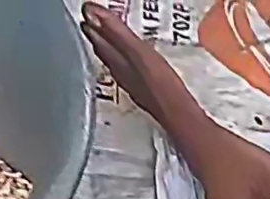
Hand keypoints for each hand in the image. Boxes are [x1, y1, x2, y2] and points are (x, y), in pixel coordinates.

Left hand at [81, 2, 188, 120]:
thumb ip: (115, 31)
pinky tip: (137, 67)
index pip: (98, 40)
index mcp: (116, 62)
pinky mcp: (149, 97)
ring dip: (115, 54)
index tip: (89, 11)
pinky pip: (134, 77)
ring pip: (118, 66)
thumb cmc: (160, 84)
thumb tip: (90, 11)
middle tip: (96, 25)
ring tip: (113, 43)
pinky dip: (131, 68)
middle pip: (106, 54)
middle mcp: (122, 76)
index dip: (93, 24)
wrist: (180, 116)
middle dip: (100, 39)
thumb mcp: (137, 51)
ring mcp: (135, 88)